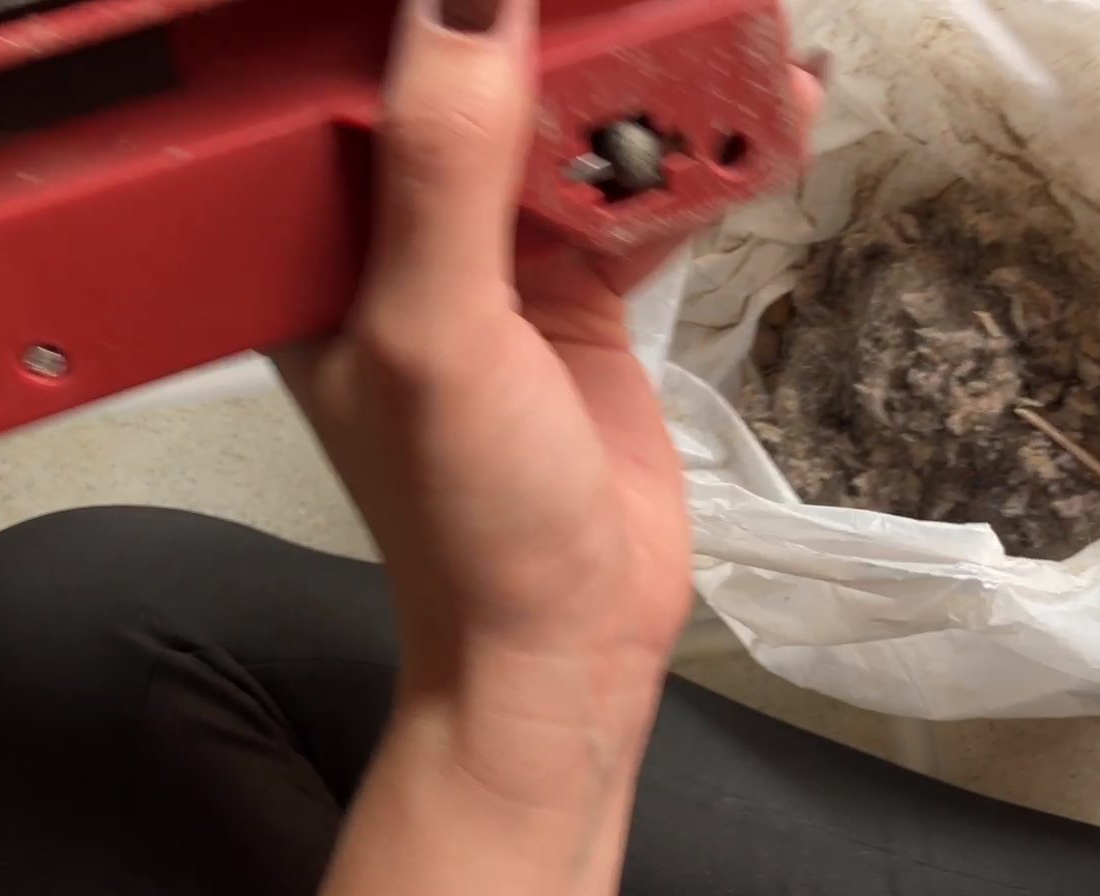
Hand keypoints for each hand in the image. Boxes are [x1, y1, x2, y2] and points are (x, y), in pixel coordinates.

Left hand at [273, 0, 822, 806]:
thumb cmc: (478, 514)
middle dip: (573, 33)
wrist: (571, 630)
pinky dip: (701, 167)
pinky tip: (771, 119)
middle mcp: (412, 247)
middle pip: (486, 93)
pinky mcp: (585, 308)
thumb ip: (445, 170)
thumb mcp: (438, 339)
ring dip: (658, 90)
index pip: (359, 76)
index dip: (435, 13)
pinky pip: (642, 209)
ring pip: (577, 143)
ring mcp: (508, 275)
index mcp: (328, 248)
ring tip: (738, 28)